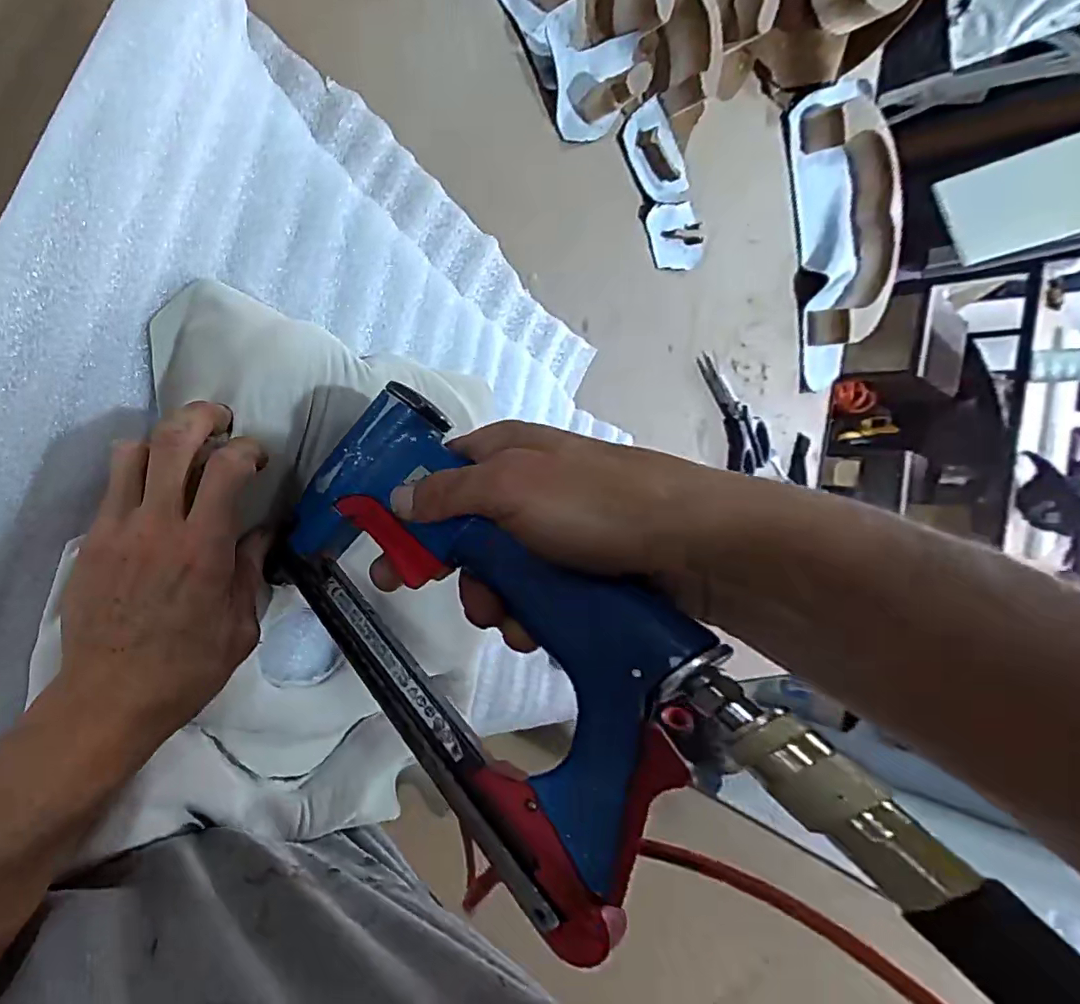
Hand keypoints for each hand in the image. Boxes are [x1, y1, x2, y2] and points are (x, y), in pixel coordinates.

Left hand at [56, 401, 273, 747]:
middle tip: (220, 422)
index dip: (248, 448)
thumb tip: (263, 531)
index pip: (228, 466)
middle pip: (175, 438)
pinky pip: (112, 484)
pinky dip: (136, 471)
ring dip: (163, 439)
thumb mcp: (239, 628)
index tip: (257, 458)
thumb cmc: (184, 670)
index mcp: (204, 548)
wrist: (108, 696)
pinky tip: (151, 492)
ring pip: (134, 450)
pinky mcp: (91, 539)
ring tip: (180, 453)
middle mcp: (159, 525)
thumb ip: (251, 570)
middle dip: (203, 416)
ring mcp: (118, 528)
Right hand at [368, 420, 781, 649]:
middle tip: (447, 598)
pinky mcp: (575, 565)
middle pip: (460, 530)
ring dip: (494, 600)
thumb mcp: (510, 489)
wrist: (695, 546)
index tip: (384, 547)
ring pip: (494, 569)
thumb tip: (397, 498)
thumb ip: (446, 494)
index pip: (434, 474)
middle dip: (455, 570)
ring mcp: (550, 528)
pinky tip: (536, 629)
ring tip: (512, 621)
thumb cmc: (593, 505)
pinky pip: (530, 591)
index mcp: (500, 451)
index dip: (406, 510)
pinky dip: (526, 613)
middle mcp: (521, 485)